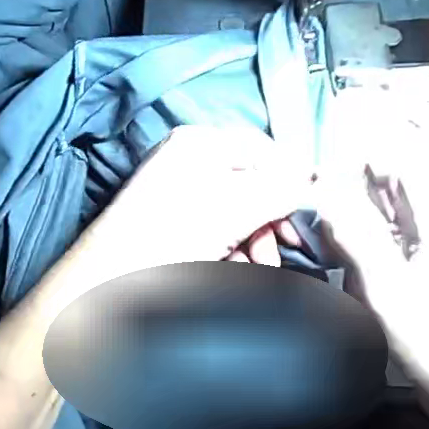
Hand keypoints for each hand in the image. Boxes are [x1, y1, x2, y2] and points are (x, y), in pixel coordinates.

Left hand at [56, 125, 308, 293]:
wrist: (110, 284)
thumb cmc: (171, 231)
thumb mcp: (234, 206)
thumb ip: (281, 189)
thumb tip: (317, 179)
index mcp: (201, 144)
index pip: (263, 149)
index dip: (292, 177)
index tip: (312, 208)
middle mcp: (193, 166)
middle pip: (256, 187)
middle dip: (274, 221)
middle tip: (289, 246)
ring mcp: (187, 200)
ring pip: (244, 216)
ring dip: (259, 243)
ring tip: (256, 264)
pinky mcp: (183, 231)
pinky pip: (225, 235)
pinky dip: (238, 252)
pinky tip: (236, 268)